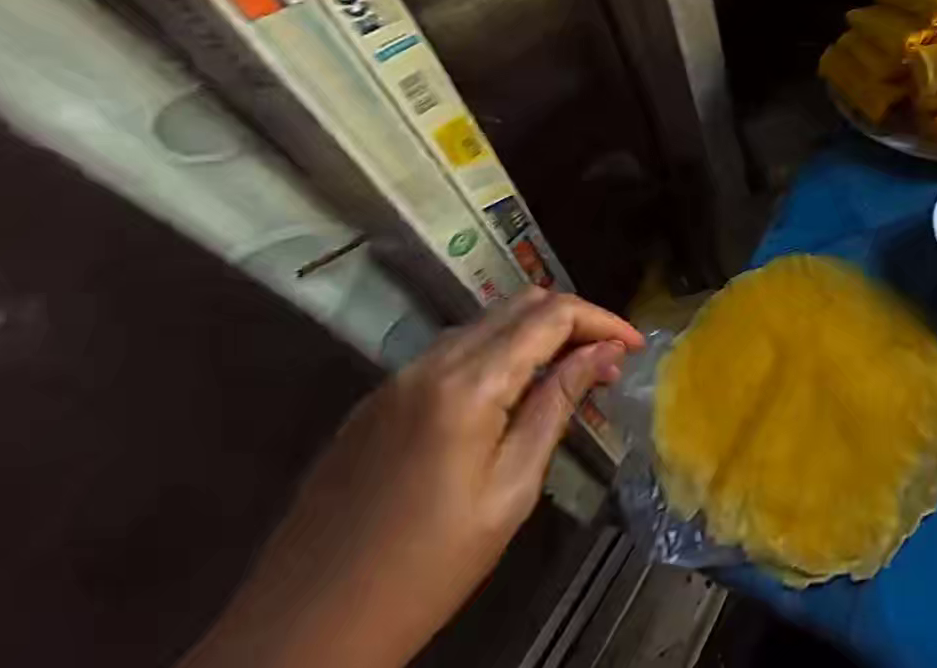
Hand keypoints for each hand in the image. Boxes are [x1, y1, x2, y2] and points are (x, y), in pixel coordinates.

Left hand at [179, 288, 643, 667]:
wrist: (301, 632)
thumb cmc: (426, 571)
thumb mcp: (511, 490)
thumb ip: (556, 406)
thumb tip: (604, 354)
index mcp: (466, 385)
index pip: (551, 316)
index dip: (603, 321)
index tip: (635, 347)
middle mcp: (429, 363)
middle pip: (519, 304)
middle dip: (574, 320)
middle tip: (607, 360)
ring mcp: (396, 379)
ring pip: (485, 323)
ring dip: (536, 335)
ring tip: (569, 375)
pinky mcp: (376, 401)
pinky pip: (451, 353)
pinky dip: (497, 355)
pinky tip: (511, 396)